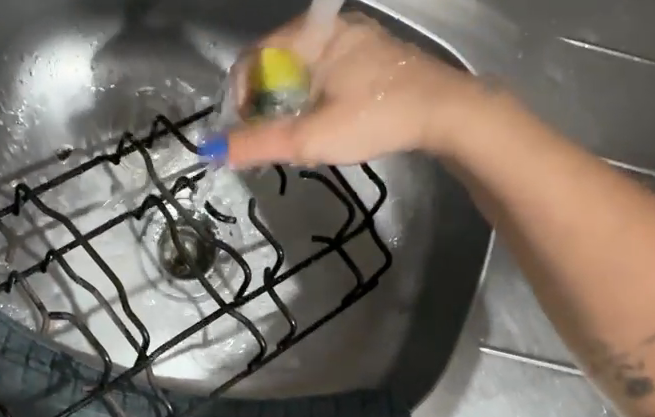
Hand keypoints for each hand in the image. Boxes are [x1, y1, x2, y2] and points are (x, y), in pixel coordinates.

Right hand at [212, 14, 491, 167]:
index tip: (245, 132)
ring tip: (298, 140)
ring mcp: (356, 42)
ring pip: (302, 75)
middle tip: (271, 141)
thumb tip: (210, 150)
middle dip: (265, 106)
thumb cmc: (374, 118)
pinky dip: (315, 103)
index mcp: (314, 33)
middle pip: (277, 66)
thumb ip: (257, 144)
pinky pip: (327, 78)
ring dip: (290, 108)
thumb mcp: (309, 138)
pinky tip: (325, 129)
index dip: (240, 97)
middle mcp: (332, 28)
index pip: (253, 57)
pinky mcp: (373, 61)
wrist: (445, 114)